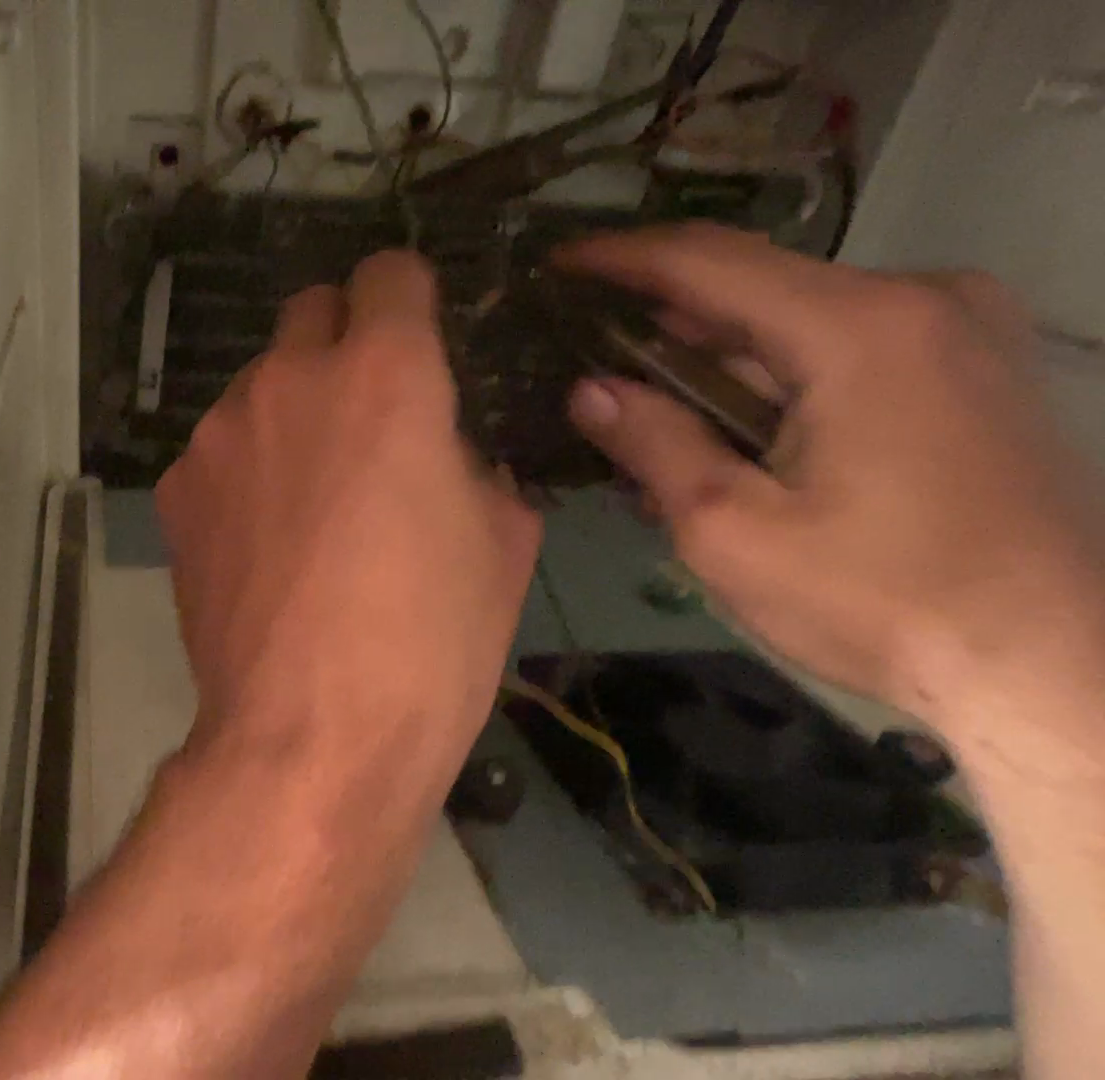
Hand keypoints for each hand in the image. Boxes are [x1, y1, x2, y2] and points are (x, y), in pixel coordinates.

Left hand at [156, 251, 539, 755]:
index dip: (409, 298)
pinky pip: (218, 453)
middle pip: (309, 312)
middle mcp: (286, 381)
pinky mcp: (175, 493)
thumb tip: (443, 452)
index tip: (418, 338)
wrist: (310, 732)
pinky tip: (261, 542)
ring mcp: (217, 436)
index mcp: (384, 374)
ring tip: (308, 499)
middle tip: (366, 413)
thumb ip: (470, 461)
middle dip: (343, 341)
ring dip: (288, 413)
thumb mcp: (500, 542)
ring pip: (257, 386)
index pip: (389, 275)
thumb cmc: (429, 640)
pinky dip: (244, 471)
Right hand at [562, 224, 1104, 734]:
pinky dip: (769, 381)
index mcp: (859, 328)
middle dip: (659, 322)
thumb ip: (653, 444)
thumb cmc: (878, 599)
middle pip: (752, 288)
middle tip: (580, 359)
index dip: (619, 258)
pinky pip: (840, 350)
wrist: (1053, 664)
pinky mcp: (972, 370)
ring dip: (710, 362)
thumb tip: (586, 390)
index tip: (553, 264)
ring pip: (793, 322)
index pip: (708, 261)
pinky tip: (722, 434)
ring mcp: (959, 332)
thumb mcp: (729, 528)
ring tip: (638, 415)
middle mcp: (921, 301)